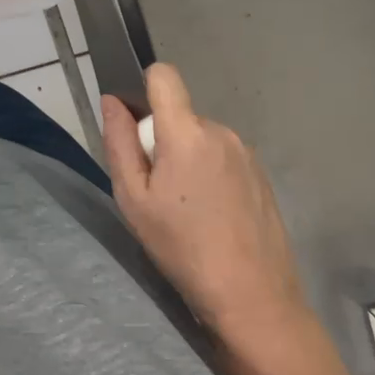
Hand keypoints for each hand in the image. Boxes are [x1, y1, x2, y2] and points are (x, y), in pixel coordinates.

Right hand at [101, 65, 305, 334]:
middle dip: (162, 138)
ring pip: (200, 137)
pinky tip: (211, 214)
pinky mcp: (261, 175)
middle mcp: (220, 132)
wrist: (254, 299)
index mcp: (187, 133)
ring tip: (185, 206)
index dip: (144, 86)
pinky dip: (209, 173)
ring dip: (186, 156)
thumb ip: (119, 142)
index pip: (163, 75)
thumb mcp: (132, 199)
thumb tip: (112, 101)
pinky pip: (222, 156)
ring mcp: (246, 154)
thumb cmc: (182, 247)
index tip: (136, 123)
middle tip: (157, 188)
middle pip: (178, 114)